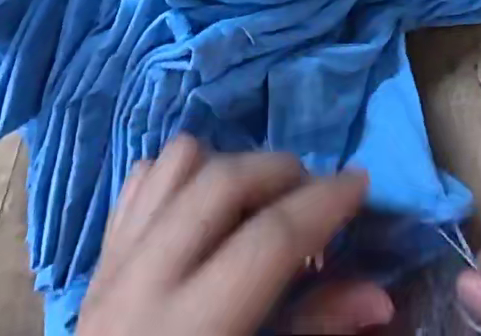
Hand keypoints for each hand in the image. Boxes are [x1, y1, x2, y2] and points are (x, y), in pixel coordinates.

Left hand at [79, 135, 395, 335]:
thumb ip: (313, 334)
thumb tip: (379, 294)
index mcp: (191, 330)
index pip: (268, 240)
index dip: (323, 204)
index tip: (359, 182)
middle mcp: (144, 280)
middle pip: (222, 183)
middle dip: (280, 172)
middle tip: (313, 191)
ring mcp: (116, 259)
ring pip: (177, 163)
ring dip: (228, 163)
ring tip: (259, 196)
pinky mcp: (101, 251)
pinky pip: (144, 176)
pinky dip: (182, 172)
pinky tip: (208, 201)